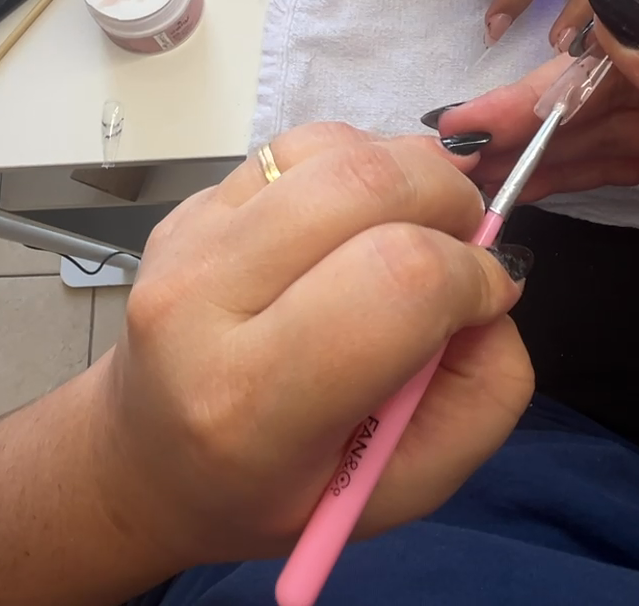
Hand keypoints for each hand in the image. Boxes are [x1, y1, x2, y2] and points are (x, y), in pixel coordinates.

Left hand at [93, 124, 530, 567]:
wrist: (146, 454)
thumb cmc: (272, 489)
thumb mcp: (397, 492)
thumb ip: (479, 399)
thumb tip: (491, 287)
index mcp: (249, 400)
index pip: (393, 282)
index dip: (468, 273)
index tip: (486, 293)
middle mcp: (201, 301)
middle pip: (361, 184)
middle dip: (446, 194)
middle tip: (463, 236)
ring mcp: (186, 238)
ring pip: (330, 148)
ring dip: (403, 167)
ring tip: (413, 219)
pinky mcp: (188, 204)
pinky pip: (295, 146)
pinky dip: (354, 158)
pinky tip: (357, 208)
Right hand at [436, 0, 638, 372]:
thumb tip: (618, 0)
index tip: (580, 48)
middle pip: (627, 43)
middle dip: (552, 84)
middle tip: (477, 127)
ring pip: (606, 100)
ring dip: (540, 129)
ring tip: (473, 159)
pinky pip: (608, 149)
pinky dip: (561, 164)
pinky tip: (513, 179)